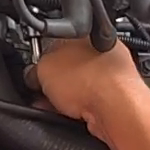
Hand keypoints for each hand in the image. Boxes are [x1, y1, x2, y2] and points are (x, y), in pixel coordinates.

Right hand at [29, 38, 149, 128]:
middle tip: (41, 89)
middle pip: (69, 67)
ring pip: (79, 88)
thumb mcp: (44, 67)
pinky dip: (75, 111)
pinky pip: (88, 105)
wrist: (117, 108)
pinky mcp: (116, 101)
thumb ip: (35, 68)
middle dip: (52, 81)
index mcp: (87, 34)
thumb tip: (32, 75)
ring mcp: (112, 77)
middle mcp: (104, 52)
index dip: (42, 57)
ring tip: (52, 106)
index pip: (59, 41)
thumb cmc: (92, 79)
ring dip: (62, 99)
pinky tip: (66, 115)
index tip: (34, 70)